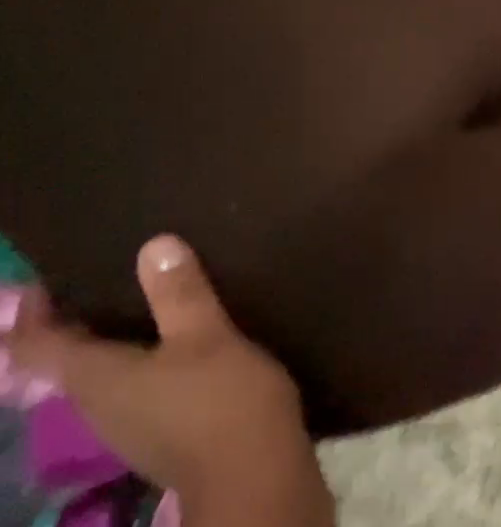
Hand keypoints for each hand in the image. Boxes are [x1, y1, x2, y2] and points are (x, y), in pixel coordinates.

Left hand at [5, 236, 324, 515]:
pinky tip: (185, 357)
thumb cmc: (223, 399)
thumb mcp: (210, 337)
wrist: (251, 471)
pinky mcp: (158, 435)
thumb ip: (181, 295)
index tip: (45, 283)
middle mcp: (96, 403)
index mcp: (96, 377)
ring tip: (153, 315)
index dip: (32, 314)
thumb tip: (154, 244)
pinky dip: (146, 368)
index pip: (37, 345)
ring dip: (116, 348)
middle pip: (68, 363)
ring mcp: (126, 425)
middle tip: (111, 287)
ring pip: (104, 380)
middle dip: (81, 326)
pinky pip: (136, 394)